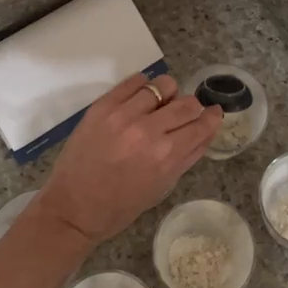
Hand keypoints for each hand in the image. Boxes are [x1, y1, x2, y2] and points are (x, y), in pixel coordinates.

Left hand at [32, 73, 222, 245]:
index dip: (212, 117)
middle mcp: (148, 131)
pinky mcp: (103, 106)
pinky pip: (135, 81)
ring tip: (160, 106)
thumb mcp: (162, 186)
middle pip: (186, 103)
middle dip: (192, 107)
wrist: (73, 206)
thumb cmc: (121, 205)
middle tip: (185, 114)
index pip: (201, 125)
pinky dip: (144, 86)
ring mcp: (123, 115)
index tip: (214, 113)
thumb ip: (188, 156)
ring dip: (169, 94)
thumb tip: (207, 130)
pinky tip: (142, 99)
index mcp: (166, 156)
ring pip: (163, 85)